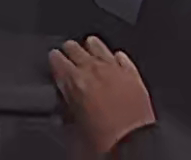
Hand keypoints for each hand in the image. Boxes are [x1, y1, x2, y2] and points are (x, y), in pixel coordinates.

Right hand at [49, 37, 156, 155]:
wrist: (136, 147)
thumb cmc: (105, 143)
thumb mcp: (76, 132)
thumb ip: (67, 111)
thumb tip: (64, 112)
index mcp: (74, 81)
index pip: (56, 58)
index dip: (54, 61)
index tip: (55, 64)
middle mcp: (92, 68)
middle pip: (73, 46)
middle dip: (69, 52)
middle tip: (70, 62)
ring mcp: (112, 67)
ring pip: (95, 44)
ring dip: (90, 50)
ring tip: (90, 57)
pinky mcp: (131, 72)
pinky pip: (120, 56)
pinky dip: (115, 59)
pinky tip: (114, 65)